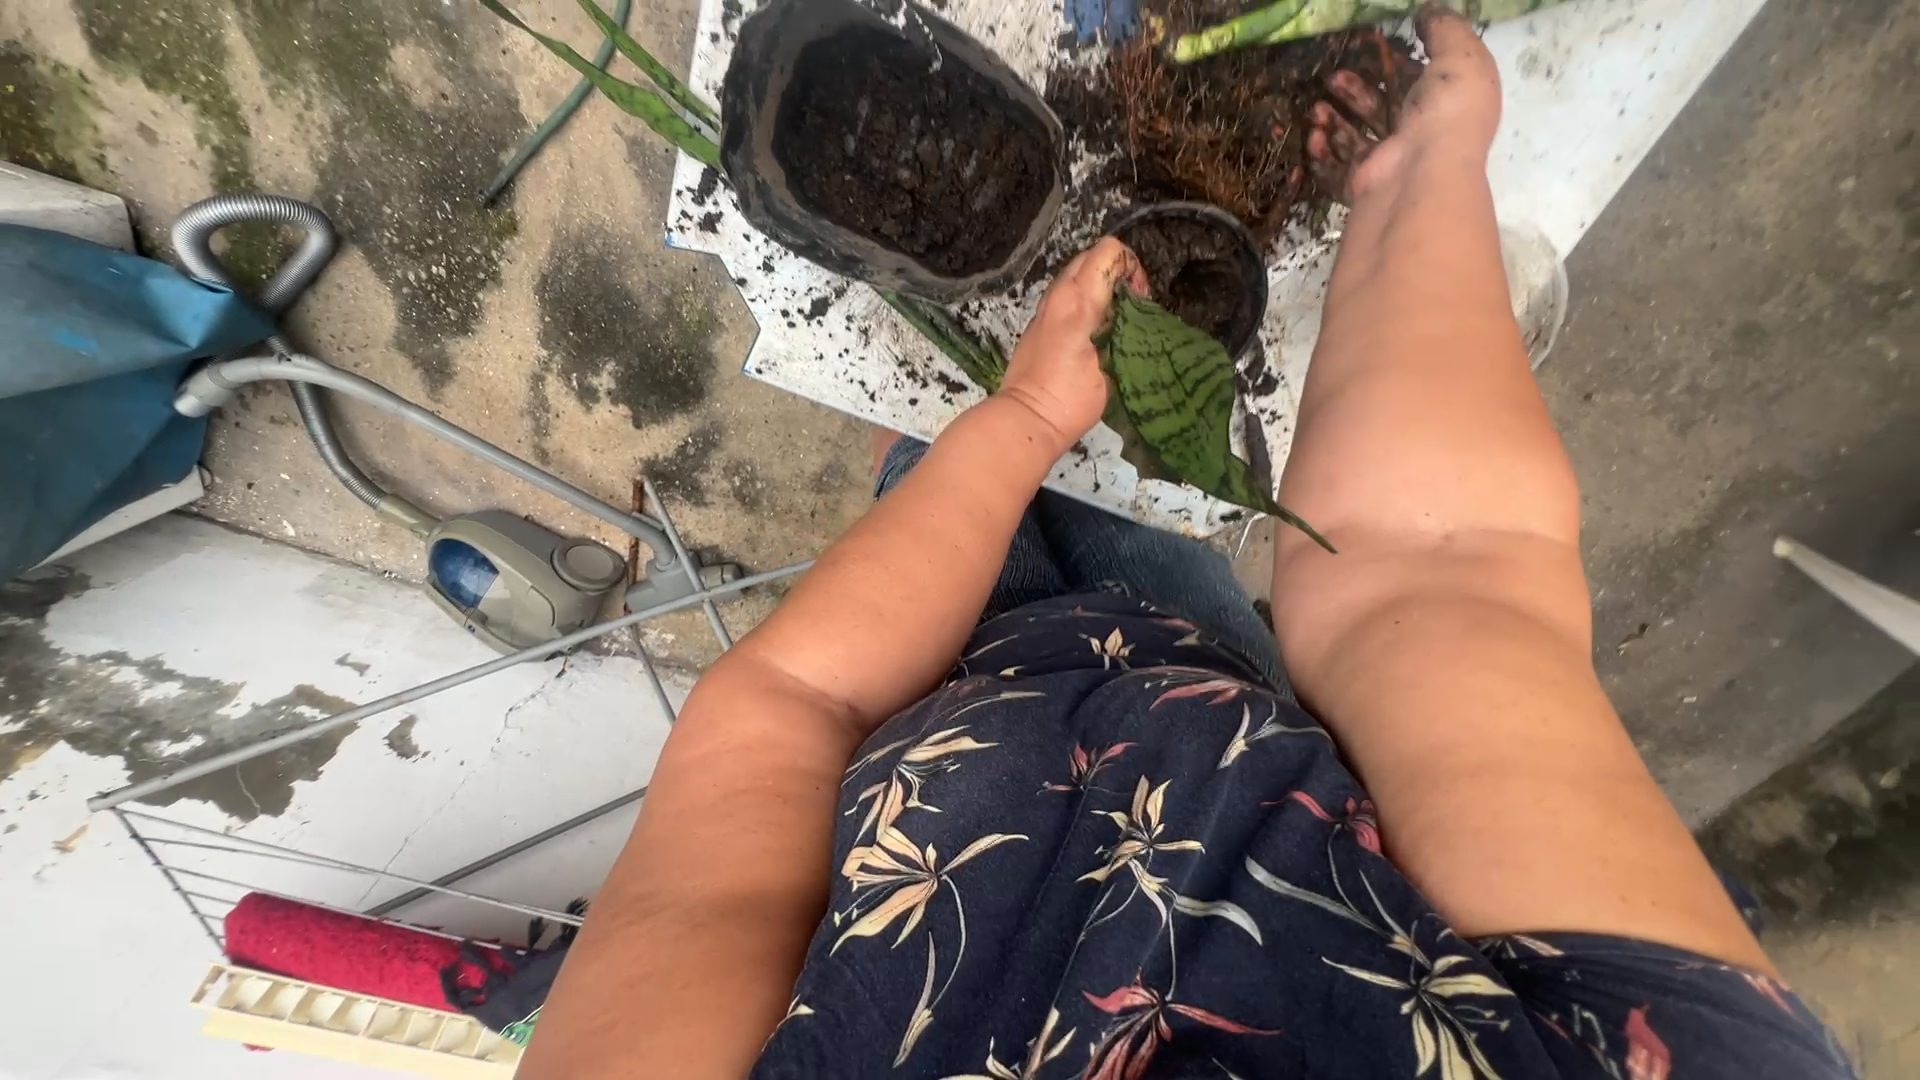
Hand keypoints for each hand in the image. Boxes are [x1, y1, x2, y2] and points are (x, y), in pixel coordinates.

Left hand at [997, 237, 1149, 445]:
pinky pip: (1063, 297)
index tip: (1139, 300)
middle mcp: (1057, 297)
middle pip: (1090, 257)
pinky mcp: (1036, 325)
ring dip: (1098, 288)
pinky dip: (1082, 303)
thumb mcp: (1113, 369)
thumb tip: (1136, 319)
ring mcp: (1043, 309)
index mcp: (1078, 301)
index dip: (1132, 267)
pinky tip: (1092, 334)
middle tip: (1129, 308)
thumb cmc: (1070, 399)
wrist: (1026, 419)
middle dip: (1116, 273)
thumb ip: (1126, 334)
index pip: (1108, 251)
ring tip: (1112, 322)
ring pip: (1075, 276)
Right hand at [1308, 4, 1502, 202]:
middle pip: (1376, 107)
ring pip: (1353, 137)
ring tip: (1315, 110)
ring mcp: (1385, 162)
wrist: (1423, 172)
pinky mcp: (1361, 186)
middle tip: (1331, 78)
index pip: (1409, 79)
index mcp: (1439, 102)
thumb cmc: (1447, 110)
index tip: (1364, 49)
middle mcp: (1412, 133)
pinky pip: (1336, 169)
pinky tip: (1313, 138)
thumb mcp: (1460, 54)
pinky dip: (1322, 155)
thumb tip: (1428, 8)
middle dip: (1352, 91)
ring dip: (1332, 121)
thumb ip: (1444, 28)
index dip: (1387, 63)